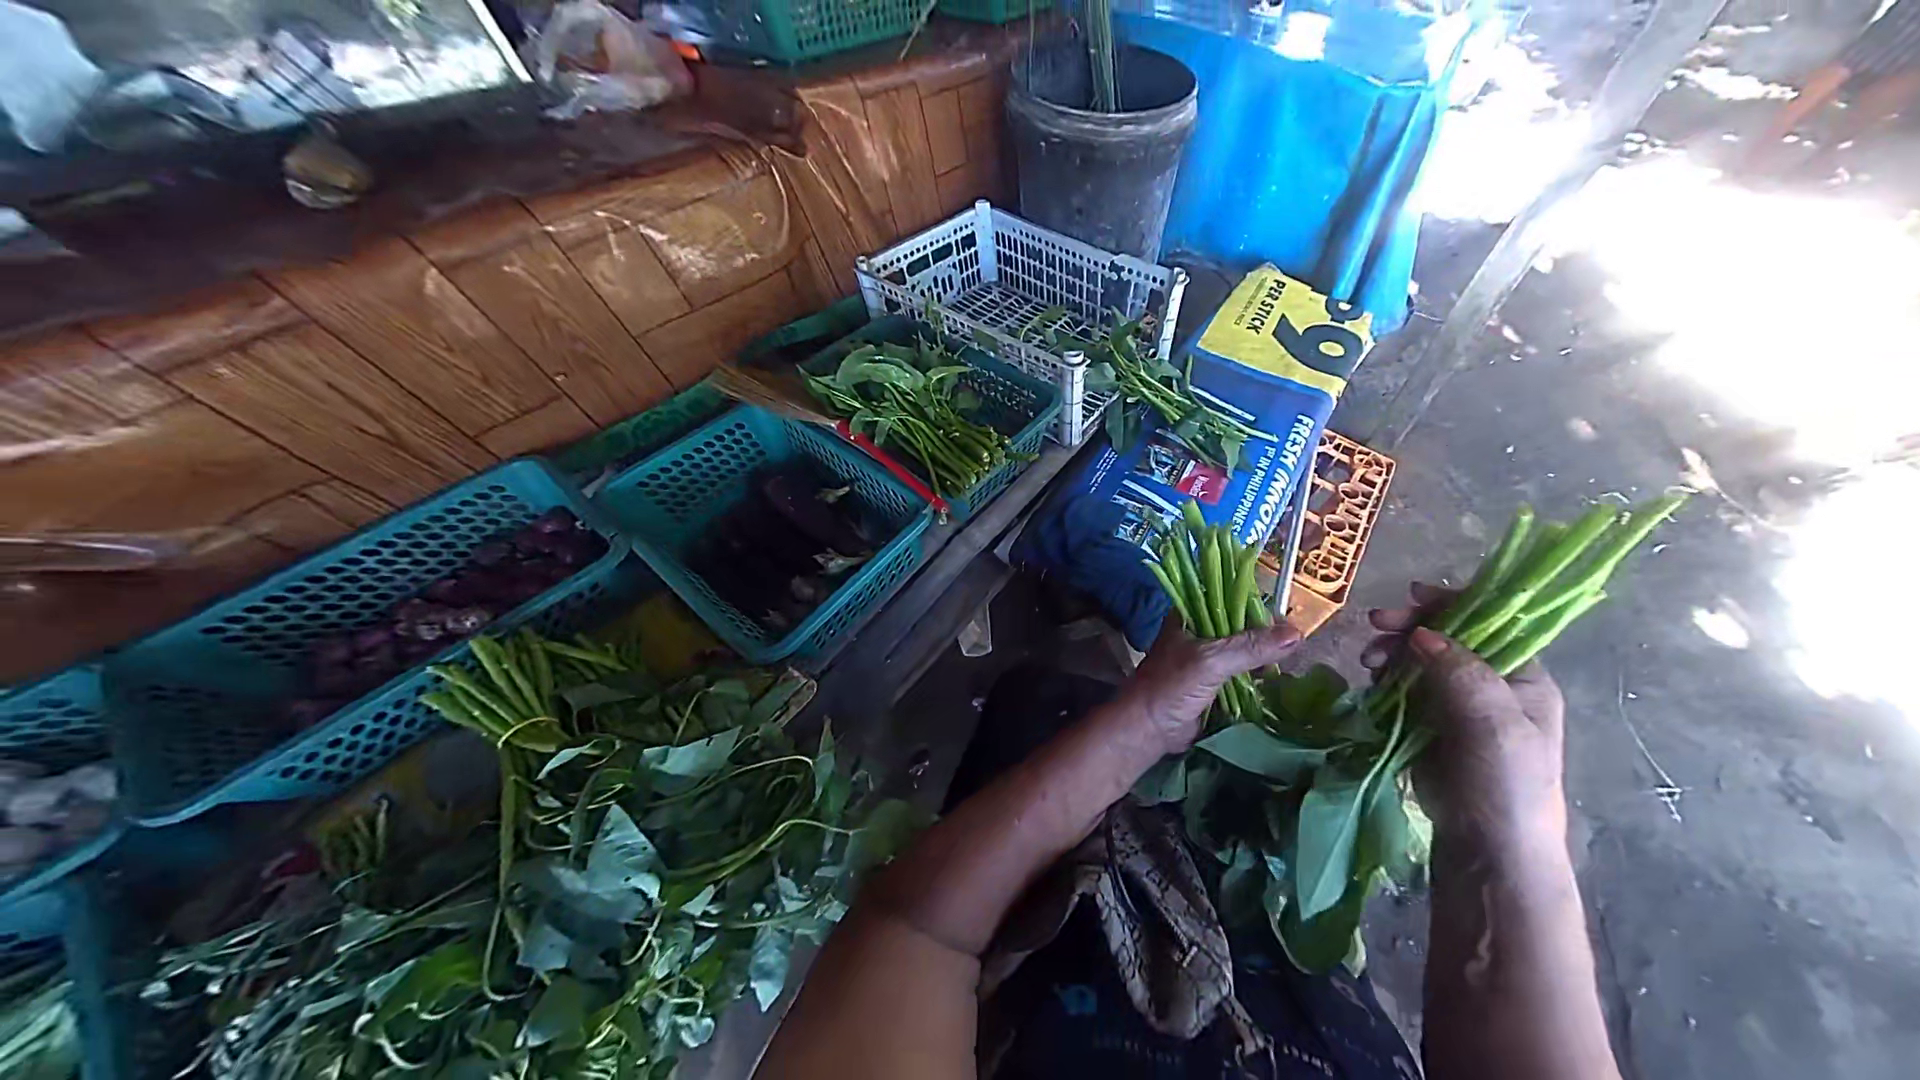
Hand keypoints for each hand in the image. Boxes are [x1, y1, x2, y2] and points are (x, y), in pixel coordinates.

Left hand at [1124, 616, 1301, 756]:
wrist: (1149, 728)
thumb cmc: (1171, 687)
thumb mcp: (1211, 661)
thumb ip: (1250, 647)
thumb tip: (1296, 634)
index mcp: (1189, 615)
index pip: (1229, 598)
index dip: (1255, 606)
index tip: (1285, 620)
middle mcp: (1198, 631)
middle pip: (1240, 625)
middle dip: (1265, 635)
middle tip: (1292, 646)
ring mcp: (1206, 657)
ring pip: (1244, 650)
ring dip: (1263, 657)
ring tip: (1287, 662)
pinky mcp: (1214, 681)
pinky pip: (1242, 672)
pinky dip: (1258, 675)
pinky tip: (1275, 679)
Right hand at [1366, 585, 1567, 848]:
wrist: (1487, 844)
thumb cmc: (1504, 781)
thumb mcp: (1493, 723)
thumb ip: (1462, 672)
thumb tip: (1422, 634)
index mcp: (1520, 676)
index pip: (1487, 621)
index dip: (1449, 603)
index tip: (1408, 598)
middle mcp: (1489, 682)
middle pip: (1444, 636)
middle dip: (1408, 627)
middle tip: (1374, 628)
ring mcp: (1456, 703)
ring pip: (1417, 659)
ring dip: (1391, 652)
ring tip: (1369, 664)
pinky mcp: (1427, 721)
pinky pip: (1401, 686)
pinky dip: (1383, 678)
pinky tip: (1371, 684)